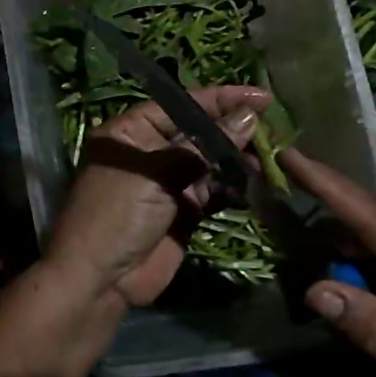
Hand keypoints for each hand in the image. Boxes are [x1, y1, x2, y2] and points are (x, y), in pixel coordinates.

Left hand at [44, 86, 270, 308]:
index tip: (260, 97)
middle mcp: (149, 153)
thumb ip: (201, 148)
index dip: (219, 100)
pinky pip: (214, 191)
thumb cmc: (115, 215)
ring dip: (238, 161)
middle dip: (234, 131)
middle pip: (198, 133)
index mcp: (130, 133)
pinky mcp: (183, 211)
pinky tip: (256, 185)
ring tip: (269, 161)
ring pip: (210, 162)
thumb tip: (247, 118)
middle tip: (274, 131)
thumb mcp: (154, 174)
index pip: (179, 106)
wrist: (101, 279)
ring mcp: (167, 183)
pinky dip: (234, 188)